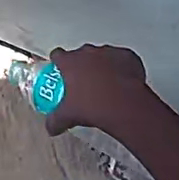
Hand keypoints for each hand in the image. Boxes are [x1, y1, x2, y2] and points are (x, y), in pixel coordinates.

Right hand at [45, 44, 162, 136]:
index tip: (60, 72)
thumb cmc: (93, 106)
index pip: (58, 55)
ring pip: (102, 55)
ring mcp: (108, 52)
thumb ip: (55, 120)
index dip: (58, 63)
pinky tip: (123, 81)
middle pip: (80, 54)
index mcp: (70, 62)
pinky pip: (121, 59)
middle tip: (84, 83)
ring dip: (102, 65)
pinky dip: (121, 67)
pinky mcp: (127, 56)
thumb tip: (51, 127)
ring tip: (107, 85)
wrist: (126, 107)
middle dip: (82, 66)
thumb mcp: (68, 116)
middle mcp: (87, 52)